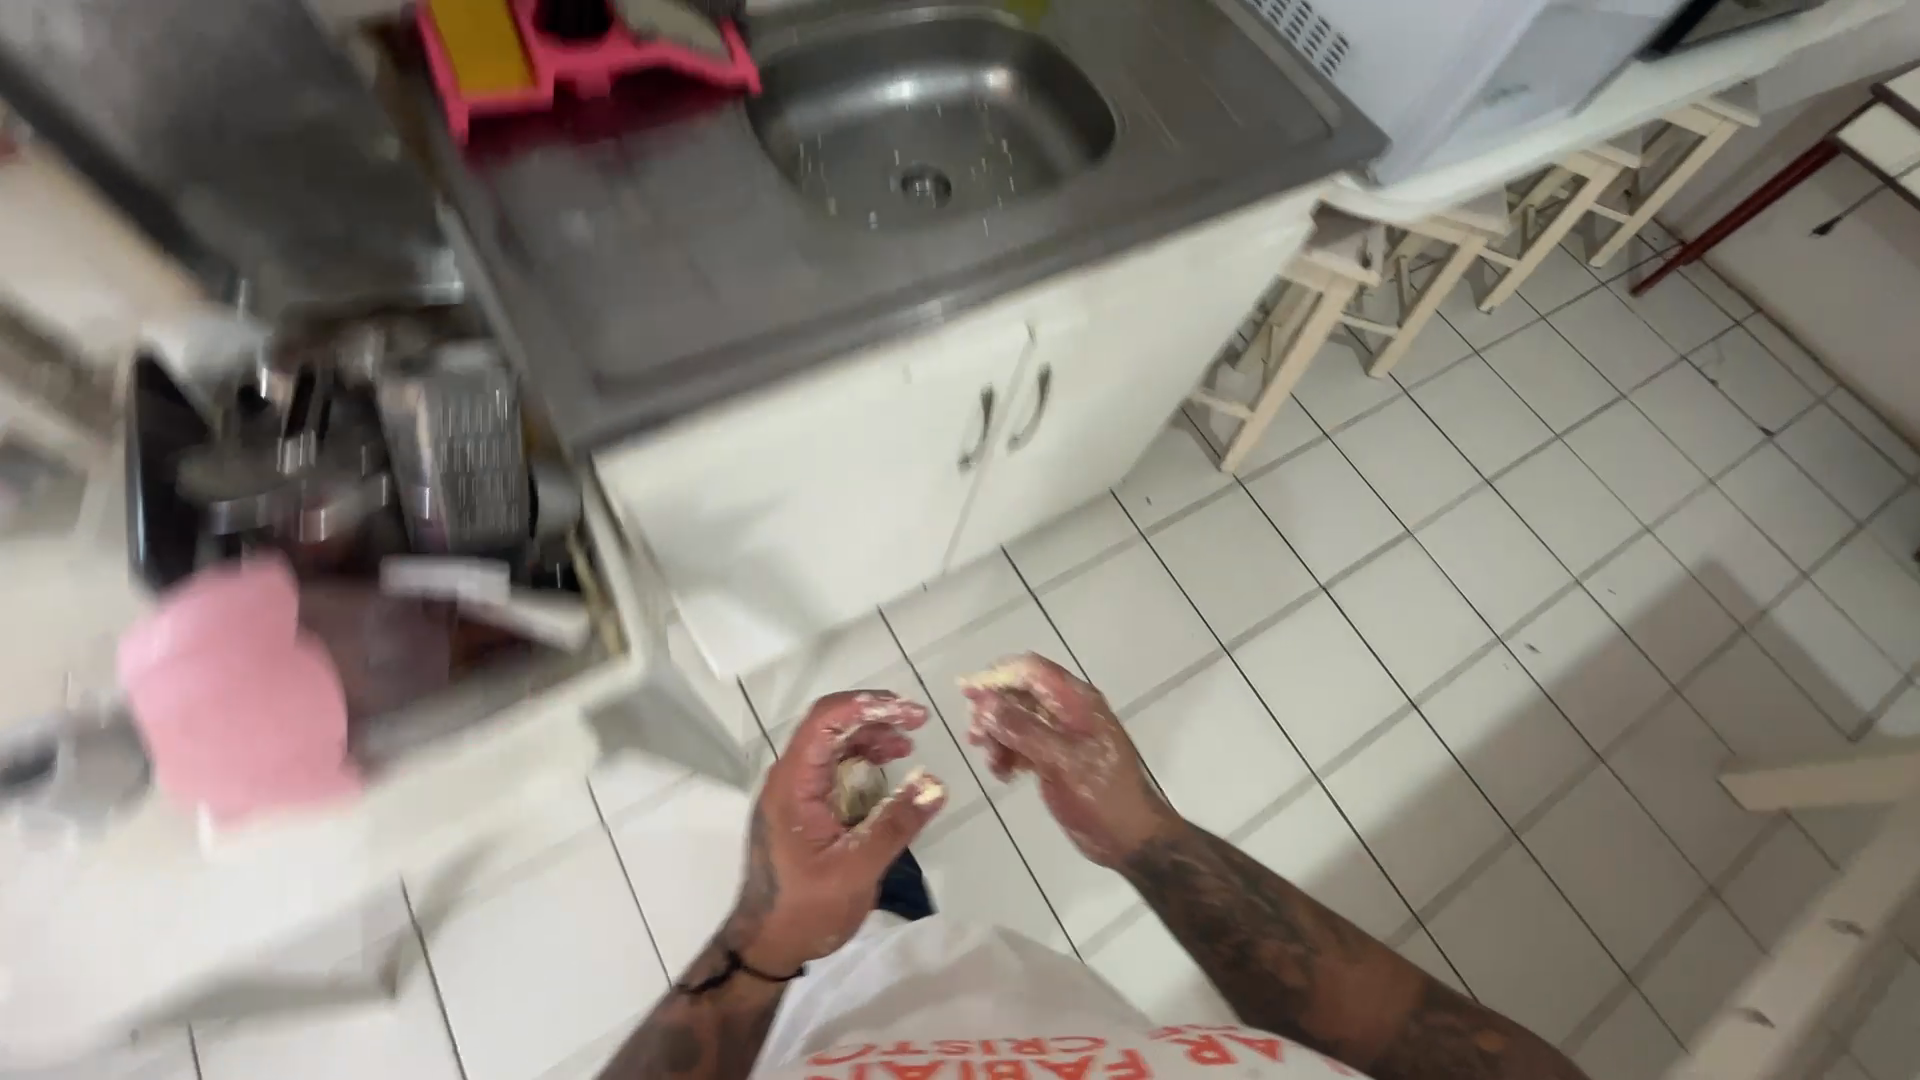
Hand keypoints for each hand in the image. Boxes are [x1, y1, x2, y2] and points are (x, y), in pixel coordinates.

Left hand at [723, 691, 947, 974]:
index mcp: (793, 784)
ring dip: (871, 736)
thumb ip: (895, 824)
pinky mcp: (804, 807)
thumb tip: (935, 785)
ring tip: (908, 744)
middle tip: (917, 722)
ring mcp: (795, 791)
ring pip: (833, 743)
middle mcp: (790, 778)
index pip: (826, 720)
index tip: (910, 713)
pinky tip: (888, 768)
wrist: (766, 946)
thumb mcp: (856, 869)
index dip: (869, 705)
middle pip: (831, 724)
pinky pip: (834, 767)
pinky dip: (863, 759)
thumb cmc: (805, 909)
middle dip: (875, 715)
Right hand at [962, 654, 1179, 867]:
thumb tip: (984, 702)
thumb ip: (1022, 729)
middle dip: (993, 710)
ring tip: (989, 760)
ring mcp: (1063, 734)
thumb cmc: (1101, 797)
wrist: (1131, 840)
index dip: (996, 676)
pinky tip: (1003, 773)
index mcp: (1077, 701)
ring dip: (998, 734)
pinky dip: (1008, 753)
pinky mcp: (1057, 757)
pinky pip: (1024, 742)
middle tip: (975, 736)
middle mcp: (1068, 710)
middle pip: (1021, 693)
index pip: (1031, 670)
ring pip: (1018, 719)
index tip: (965, 692)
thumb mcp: (1060, 762)